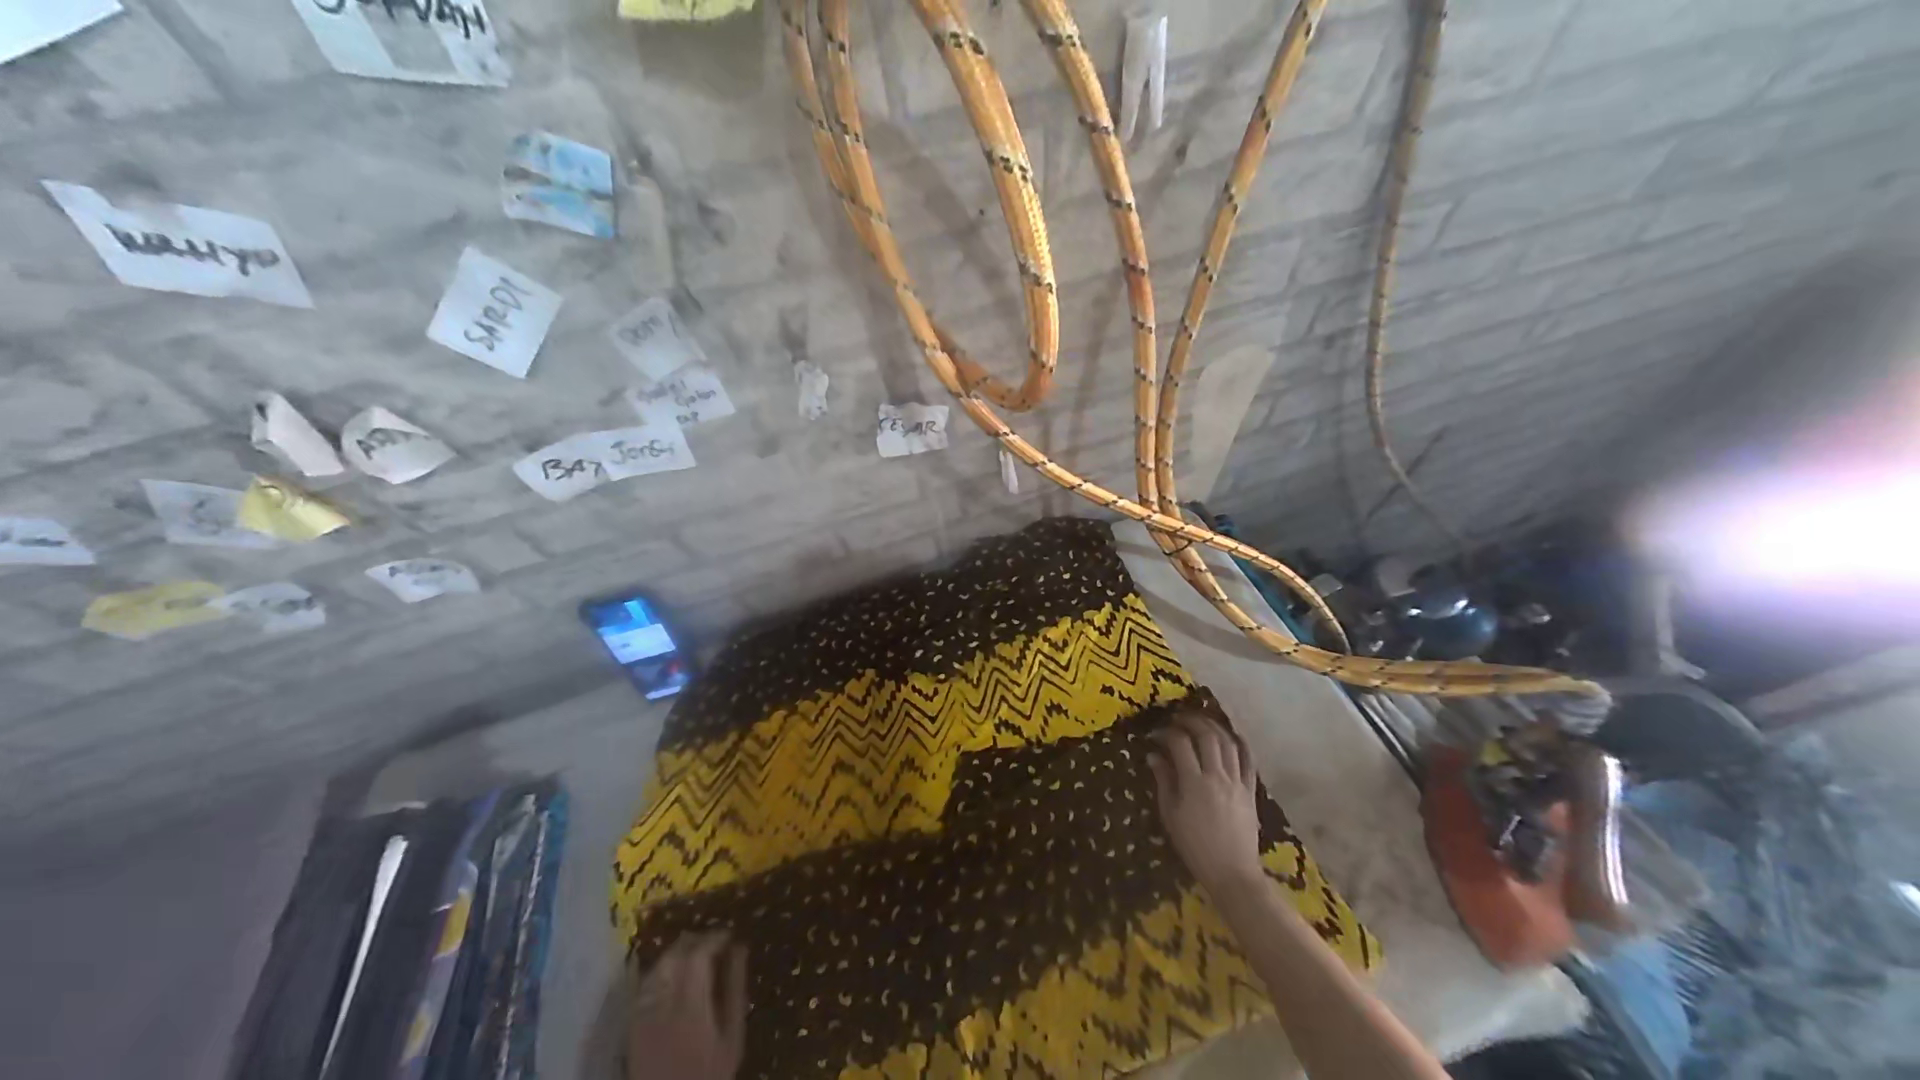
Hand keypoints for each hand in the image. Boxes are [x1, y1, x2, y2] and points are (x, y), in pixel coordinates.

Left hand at [628, 931, 748, 1079]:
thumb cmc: (710, 1074)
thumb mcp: (733, 1035)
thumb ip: (735, 988)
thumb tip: (739, 948)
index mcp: (691, 1004)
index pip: (698, 955)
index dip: (713, 938)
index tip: (729, 935)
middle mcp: (663, 1003)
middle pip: (673, 956)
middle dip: (693, 941)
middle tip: (712, 941)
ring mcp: (644, 1014)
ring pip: (656, 968)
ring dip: (675, 954)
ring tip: (694, 956)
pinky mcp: (633, 1025)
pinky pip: (644, 986)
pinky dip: (660, 972)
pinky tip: (673, 977)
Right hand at [1148, 710, 1264, 893]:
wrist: (1232, 872)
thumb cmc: (1194, 846)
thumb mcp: (1171, 815)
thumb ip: (1164, 782)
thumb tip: (1153, 756)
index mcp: (1194, 783)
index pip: (1180, 744)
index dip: (1167, 733)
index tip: (1156, 734)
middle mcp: (1217, 776)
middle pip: (1207, 737)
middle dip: (1192, 722)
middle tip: (1179, 718)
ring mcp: (1237, 782)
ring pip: (1228, 743)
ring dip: (1214, 727)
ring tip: (1202, 722)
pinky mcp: (1251, 790)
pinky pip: (1249, 760)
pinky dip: (1241, 743)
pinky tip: (1233, 735)